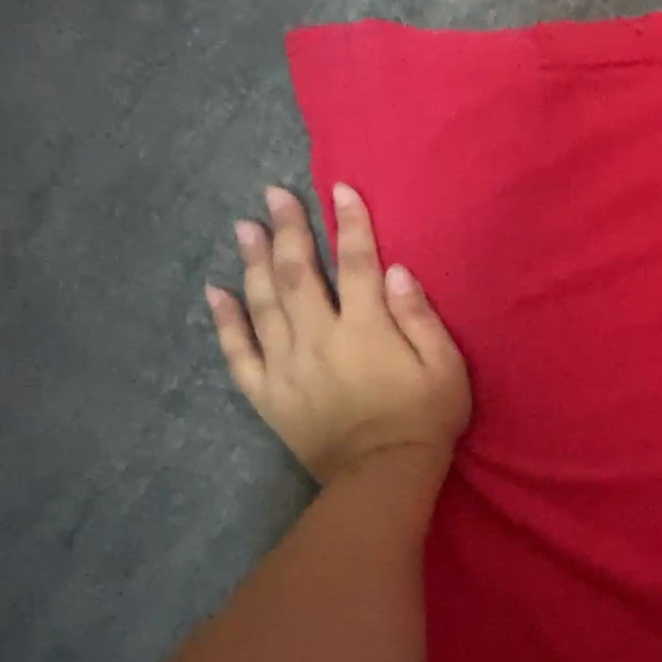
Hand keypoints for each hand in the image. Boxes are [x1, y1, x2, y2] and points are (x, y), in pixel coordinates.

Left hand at [206, 183, 471, 485]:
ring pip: (262, 303)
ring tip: (243, 227)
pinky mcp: (266, 391)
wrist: (382, 472)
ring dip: (252, 261)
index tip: (341, 189)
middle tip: (274, 195)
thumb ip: (421, 317)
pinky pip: (237, 350)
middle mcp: (319, 336)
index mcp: (366, 327)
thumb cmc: (427, 414)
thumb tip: (397, 272)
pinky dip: (225, 319)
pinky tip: (216, 292)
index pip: (357, 264)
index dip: (351, 224)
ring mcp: (285, 363)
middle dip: (288, 230)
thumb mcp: (445, 365)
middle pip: (298, 274)